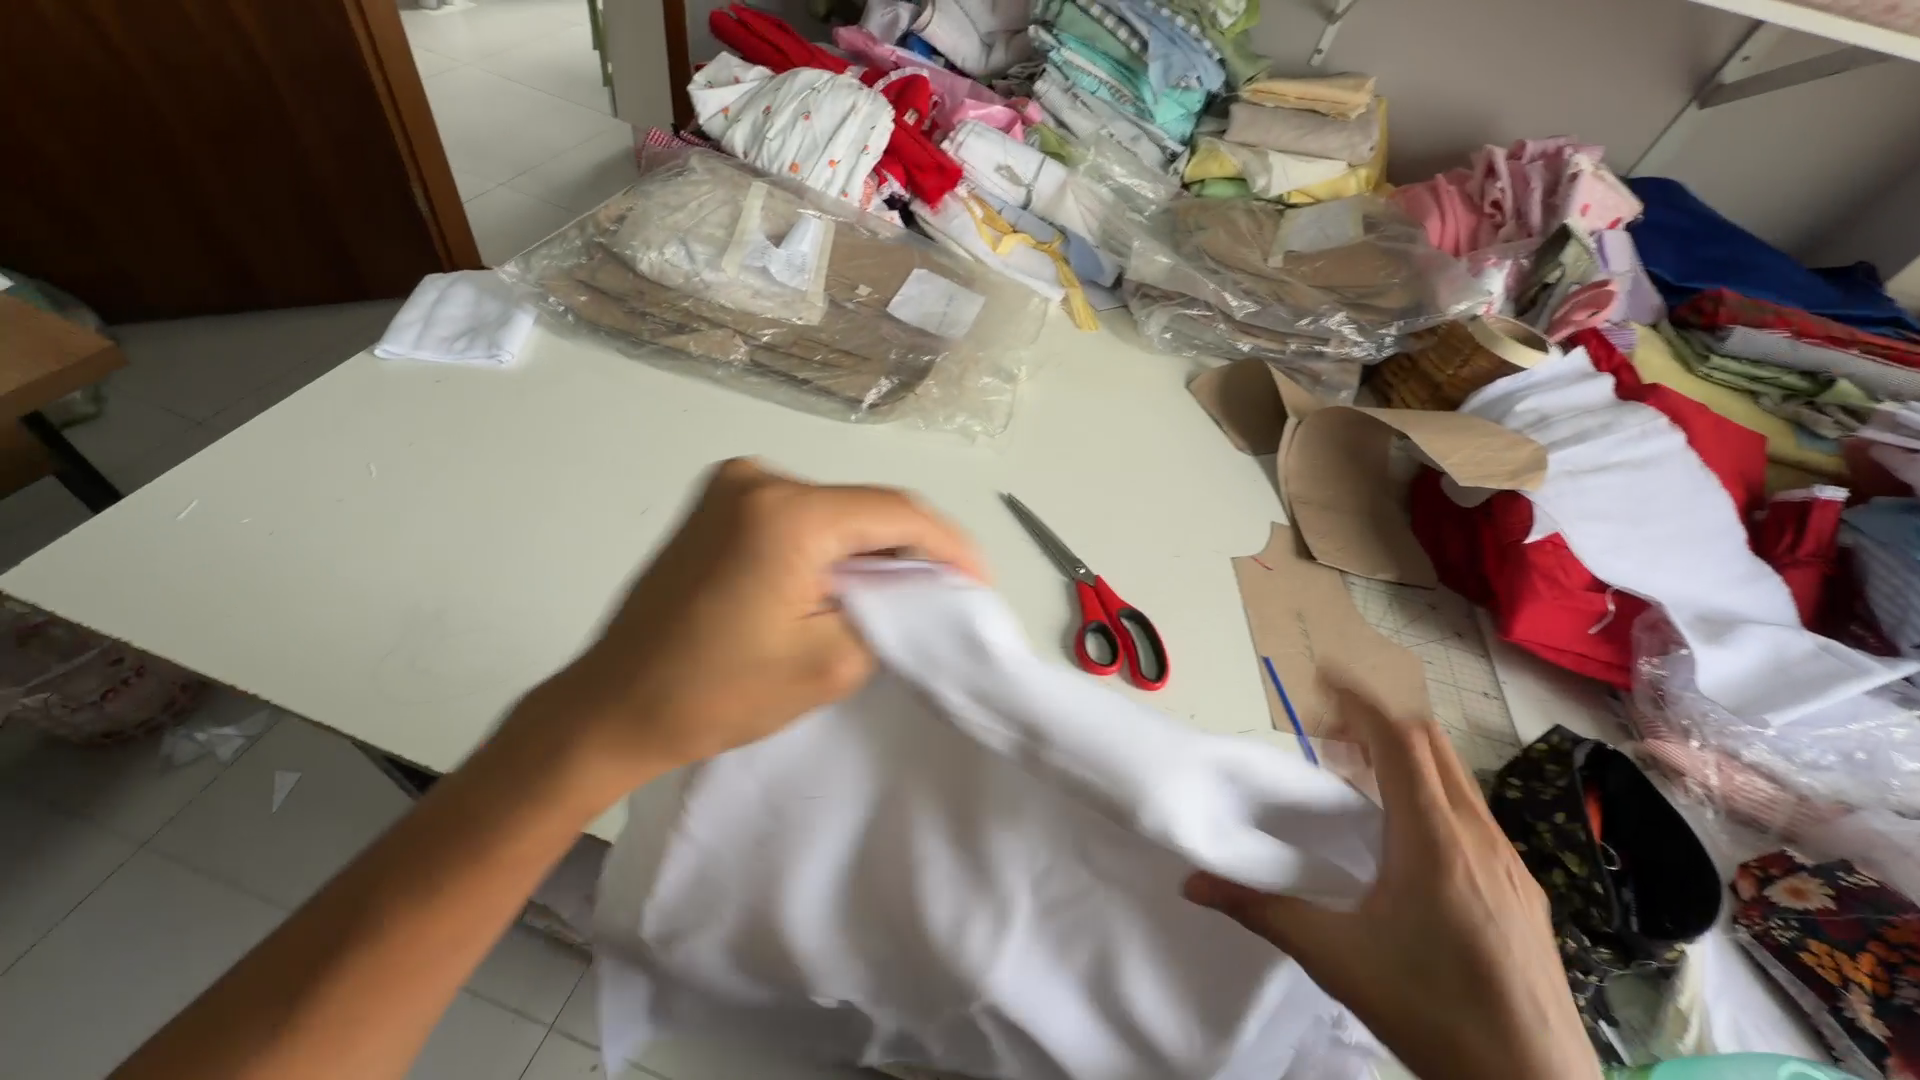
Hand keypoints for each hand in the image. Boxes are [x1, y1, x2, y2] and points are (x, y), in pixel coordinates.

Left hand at [501, 458, 982, 800]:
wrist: (614, 706)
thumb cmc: (719, 693)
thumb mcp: (831, 663)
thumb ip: (892, 614)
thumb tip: (923, 588)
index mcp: (787, 512)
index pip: (896, 512)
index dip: (949, 547)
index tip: (981, 584)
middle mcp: (759, 478)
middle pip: (865, 508)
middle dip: (912, 550)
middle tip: (948, 594)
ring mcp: (732, 486)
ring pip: (835, 512)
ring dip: (872, 548)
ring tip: (904, 594)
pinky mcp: (718, 505)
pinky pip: (801, 518)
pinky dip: (833, 546)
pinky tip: (848, 582)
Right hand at [1183, 686, 1599, 1079]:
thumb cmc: (1432, 1013)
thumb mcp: (1337, 960)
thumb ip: (1262, 911)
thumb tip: (1193, 884)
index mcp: (1434, 841)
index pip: (1400, 741)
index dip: (1360, 701)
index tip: (1322, 679)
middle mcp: (1480, 838)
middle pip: (1433, 747)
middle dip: (1380, 722)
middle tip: (1328, 732)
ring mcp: (1511, 864)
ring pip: (1457, 780)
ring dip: (1408, 759)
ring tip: (1358, 778)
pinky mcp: (1523, 891)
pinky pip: (1473, 815)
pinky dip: (1432, 795)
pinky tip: (1406, 839)